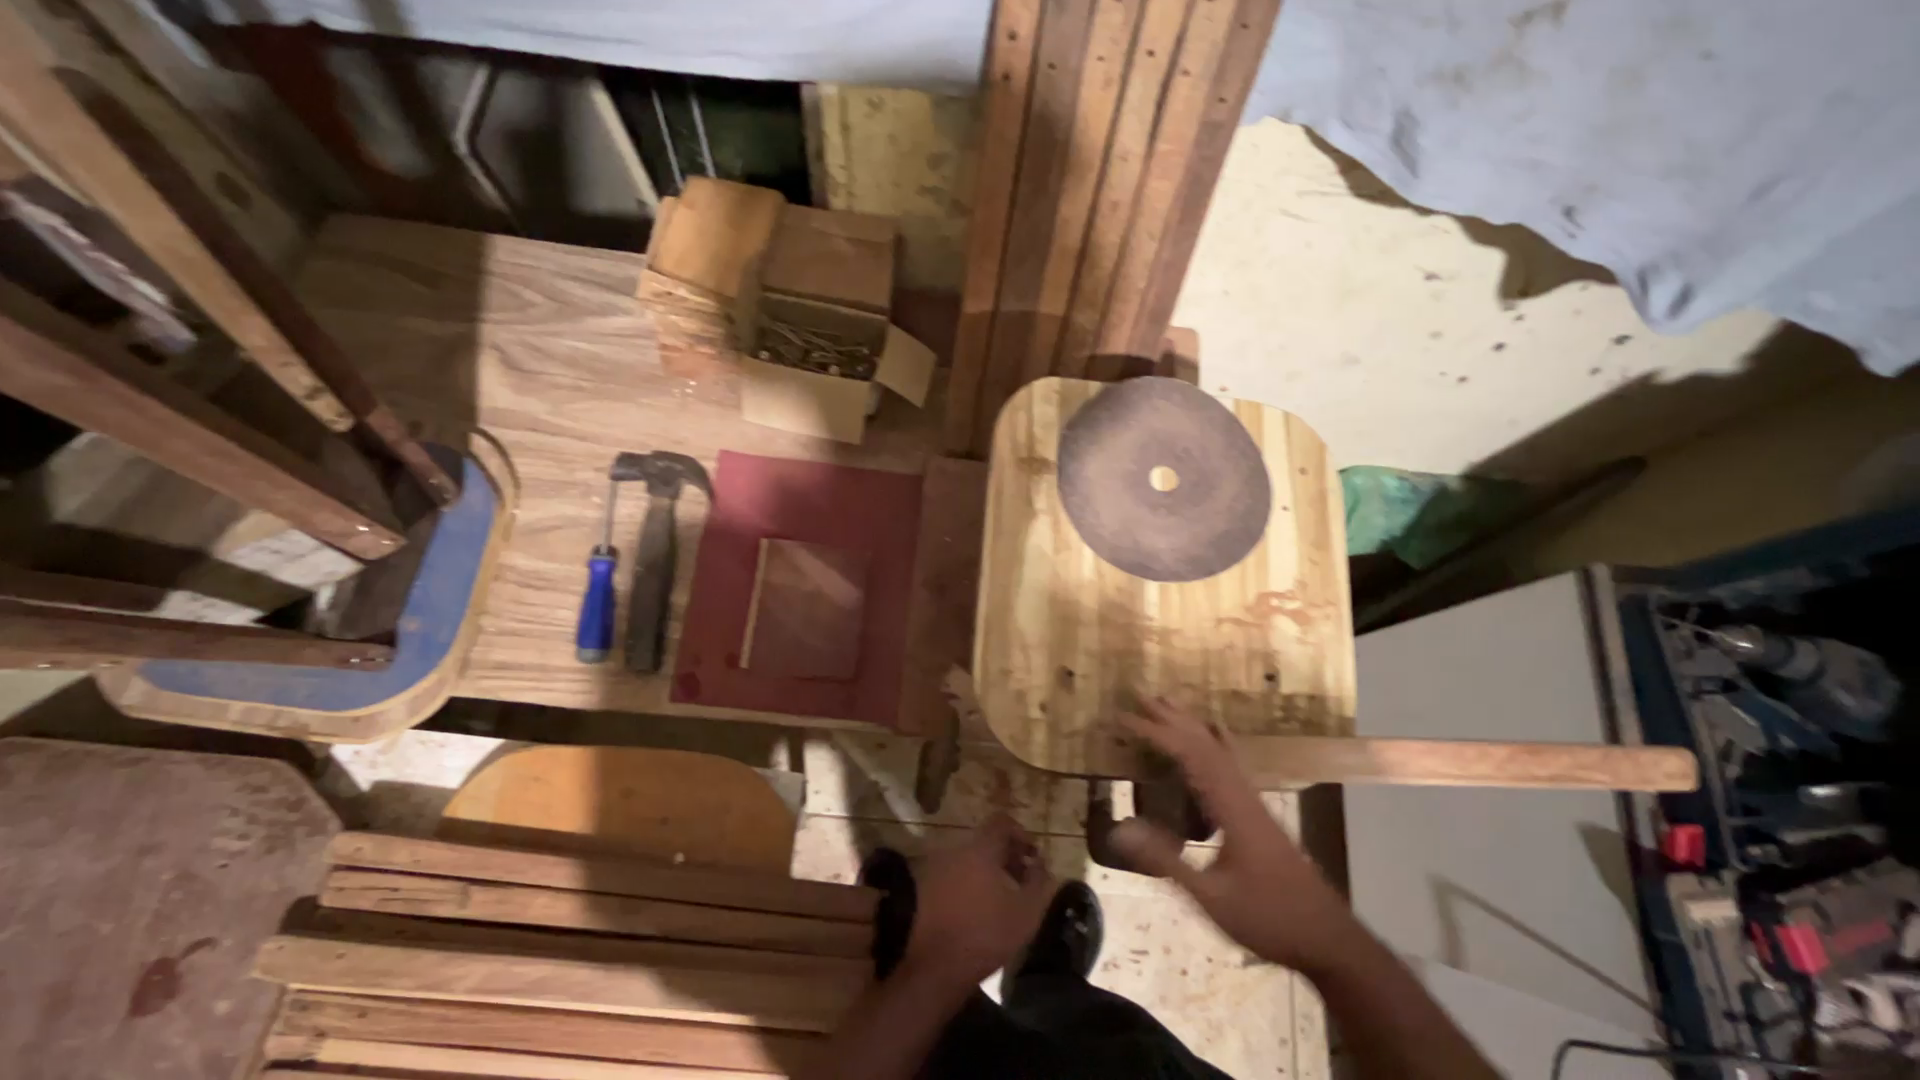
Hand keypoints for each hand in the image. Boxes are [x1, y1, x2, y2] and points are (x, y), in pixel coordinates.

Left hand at [902, 814, 1058, 986]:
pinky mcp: (923, 888)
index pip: (1002, 822)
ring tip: (1003, 898)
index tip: (1033, 857)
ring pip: (969, 859)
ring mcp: (935, 868)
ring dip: (988, 871)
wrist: (932, 967)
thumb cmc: (984, 935)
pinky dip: (970, 883)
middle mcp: (953, 850)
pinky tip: (979, 910)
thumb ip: (1039, 882)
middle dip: (1007, 856)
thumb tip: (1041, 863)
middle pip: (985, 841)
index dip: (1021, 834)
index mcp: (979, 850)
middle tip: (1023, 881)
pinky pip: (954, 875)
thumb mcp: (1026, 912)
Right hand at [1109, 698, 1358, 974]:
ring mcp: (1256, 806)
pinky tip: (1218, 738)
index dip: (1156, 735)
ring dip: (1194, 726)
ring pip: (1222, 752)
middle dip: (1174, 719)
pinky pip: (1232, 766)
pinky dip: (1216, 744)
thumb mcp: (1211, 897)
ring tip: (1171, 705)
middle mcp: (1245, 797)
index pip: (1191, 757)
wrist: (1329, 940)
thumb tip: (1120, 828)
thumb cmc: (1269, 919)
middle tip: (1143, 695)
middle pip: (1208, 744)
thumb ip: (1167, 862)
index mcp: (1233, 809)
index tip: (1124, 719)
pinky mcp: (1260, 818)